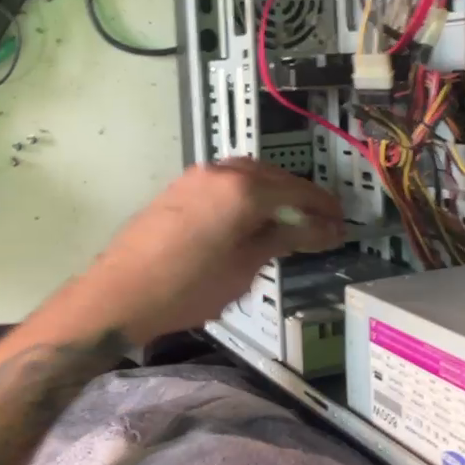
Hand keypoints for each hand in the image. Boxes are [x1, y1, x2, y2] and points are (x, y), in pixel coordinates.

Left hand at [42, 159, 344, 344]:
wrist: (121, 293)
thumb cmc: (188, 288)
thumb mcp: (244, 268)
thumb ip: (283, 239)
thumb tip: (321, 229)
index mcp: (243, 189)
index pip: (298, 194)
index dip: (324, 211)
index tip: (343, 226)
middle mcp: (222, 172)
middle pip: (274, 178)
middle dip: (302, 198)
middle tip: (324, 222)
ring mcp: (197, 177)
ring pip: (248, 174)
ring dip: (273, 191)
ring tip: (291, 219)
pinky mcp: (179, 188)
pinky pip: (225, 181)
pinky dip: (247, 193)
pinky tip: (252, 216)